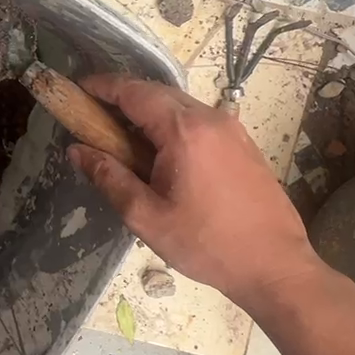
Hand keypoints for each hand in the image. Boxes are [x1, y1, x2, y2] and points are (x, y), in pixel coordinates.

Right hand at [68, 74, 324, 313]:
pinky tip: (159, 150)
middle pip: (156, 92)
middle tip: (92, 116)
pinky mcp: (242, 144)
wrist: (277, 269)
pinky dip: (170, 123)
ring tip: (120, 135)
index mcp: (184, 131)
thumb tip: (77, 150)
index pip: (134, 91)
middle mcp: (210, 119)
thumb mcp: (145, 216)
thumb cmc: (207, 244)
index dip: (102, 86)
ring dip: (146, 111)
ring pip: (178, 105)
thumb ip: (108, 177)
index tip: (77, 89)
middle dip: (121, 97)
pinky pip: (197, 120)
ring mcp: (231, 129)